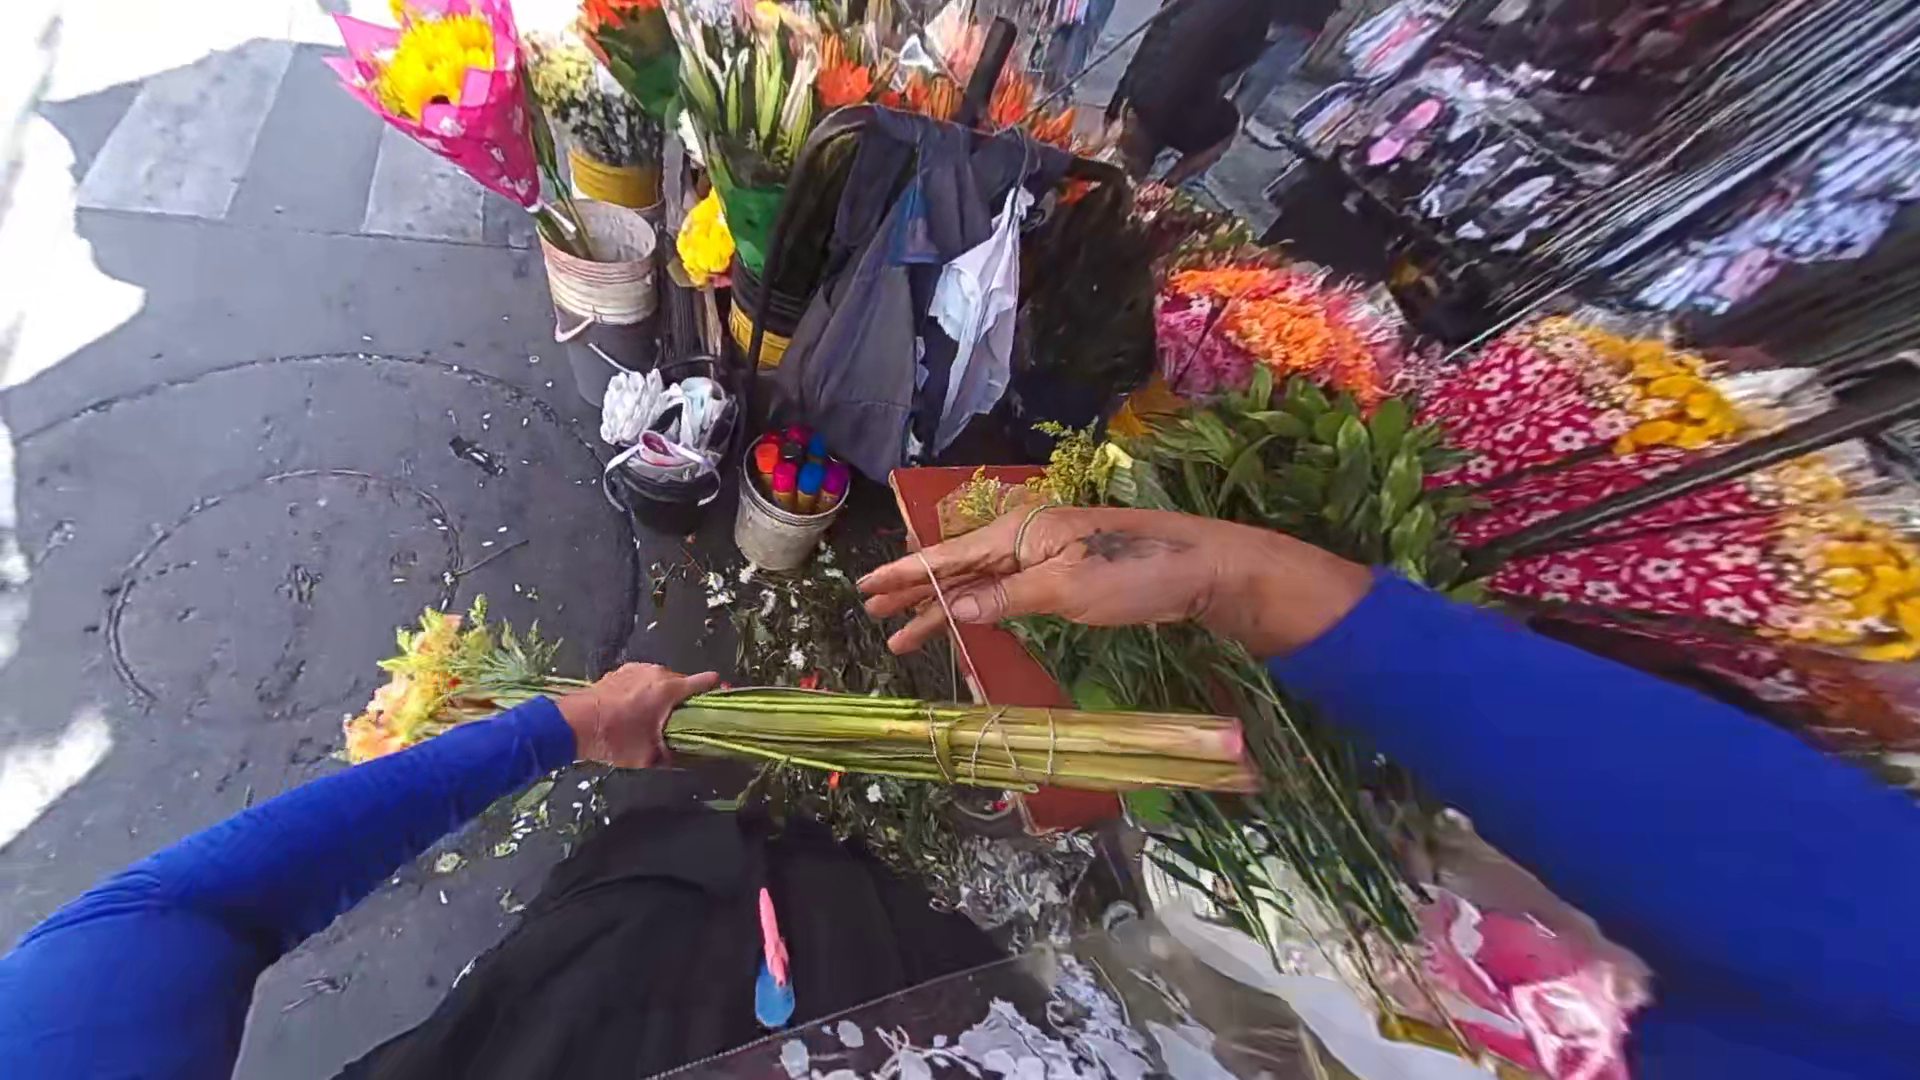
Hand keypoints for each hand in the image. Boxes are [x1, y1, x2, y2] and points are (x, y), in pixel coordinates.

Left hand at [556, 663, 719, 767]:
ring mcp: (638, 669)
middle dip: (683, 699)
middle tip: (675, 720)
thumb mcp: (648, 756)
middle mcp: (658, 673)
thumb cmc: (614, 738)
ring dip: (662, 694)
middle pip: (683, 682)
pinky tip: (631, 708)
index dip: (716, 689)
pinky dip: (643, 690)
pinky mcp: (621, 671)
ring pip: (662, 680)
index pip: (706, 680)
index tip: (719, 699)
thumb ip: (673, 755)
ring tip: (650, 715)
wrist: (571, 725)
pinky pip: (643, 679)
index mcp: (671, 689)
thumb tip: (689, 759)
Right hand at [858, 507, 1371, 657]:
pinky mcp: (1055, 579)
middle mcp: (1019, 541)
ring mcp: (1037, 560)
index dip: (904, 572)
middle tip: (875, 615)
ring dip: (940, 608)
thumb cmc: (1132, 573)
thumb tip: (949, 606)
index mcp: (1016, 532)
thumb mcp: (1065, 588)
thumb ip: (1003, 597)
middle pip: (953, 568)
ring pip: (974, 584)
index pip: (946, 555)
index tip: (865, 585)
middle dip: (912, 592)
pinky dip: (975, 611)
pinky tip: (957, 623)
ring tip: (902, 634)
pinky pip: (1001, 594)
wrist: (1197, 570)